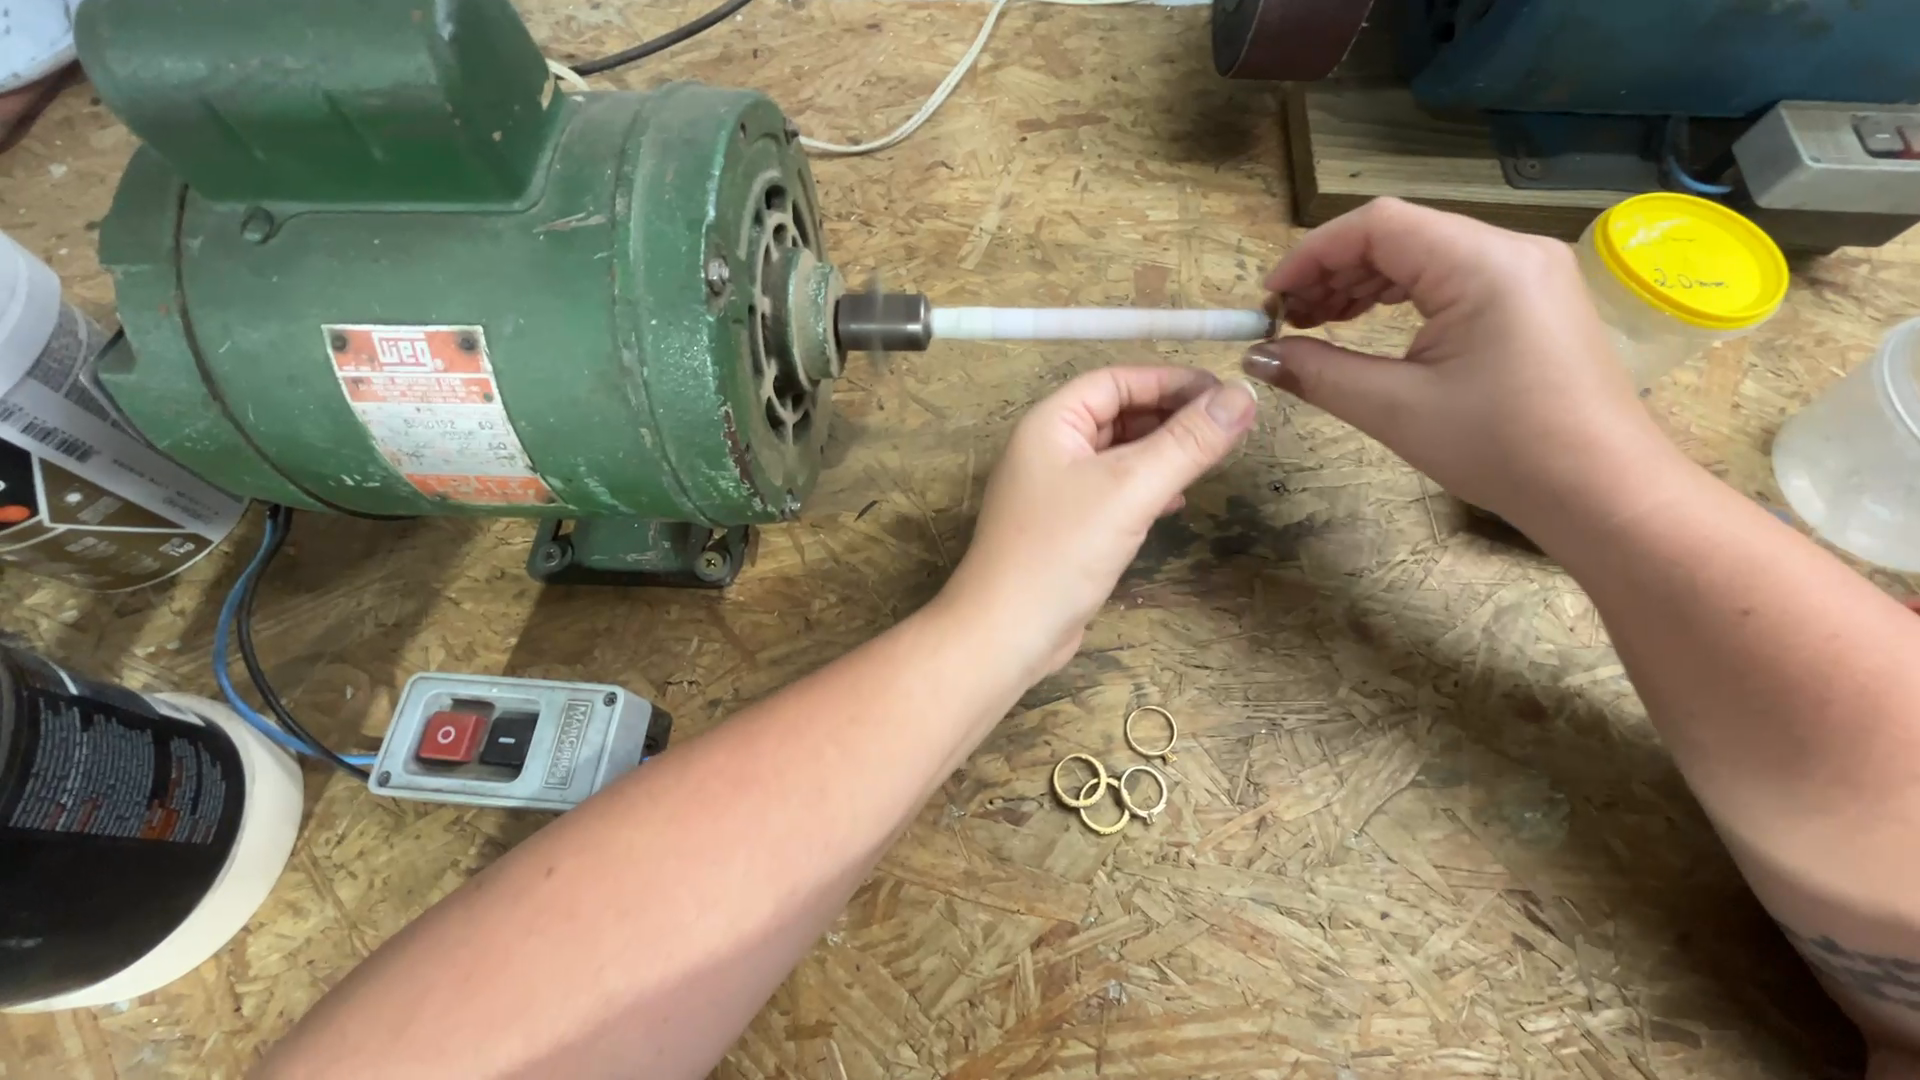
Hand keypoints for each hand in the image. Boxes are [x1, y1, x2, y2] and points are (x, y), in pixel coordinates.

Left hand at [935, 366, 1258, 676]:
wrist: (1007, 633)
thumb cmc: (1061, 551)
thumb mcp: (1130, 489)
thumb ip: (1187, 443)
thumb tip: (1242, 397)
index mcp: (1051, 424)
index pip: (1116, 381)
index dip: (1170, 381)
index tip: (1224, 393)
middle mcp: (1049, 449)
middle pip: (1117, 415)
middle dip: (1170, 417)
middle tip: (1227, 427)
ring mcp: (1055, 491)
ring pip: (1118, 455)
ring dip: (1162, 453)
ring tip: (1210, 459)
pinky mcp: (1066, 527)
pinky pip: (1112, 492)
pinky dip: (1145, 488)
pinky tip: (1174, 501)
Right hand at [1242, 198, 1673, 528]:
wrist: (1600, 490)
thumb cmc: (1500, 447)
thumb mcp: (1394, 408)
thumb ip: (1318, 372)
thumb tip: (1255, 358)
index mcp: (1482, 263)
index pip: (1378, 225)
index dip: (1312, 255)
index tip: (1269, 301)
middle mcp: (1510, 250)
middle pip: (1399, 234)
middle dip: (1332, 272)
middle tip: (1285, 321)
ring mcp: (1526, 272)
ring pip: (1422, 254)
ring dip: (1360, 284)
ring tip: (1315, 325)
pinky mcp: (1529, 299)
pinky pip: (1448, 278)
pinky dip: (1397, 296)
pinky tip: (1365, 326)